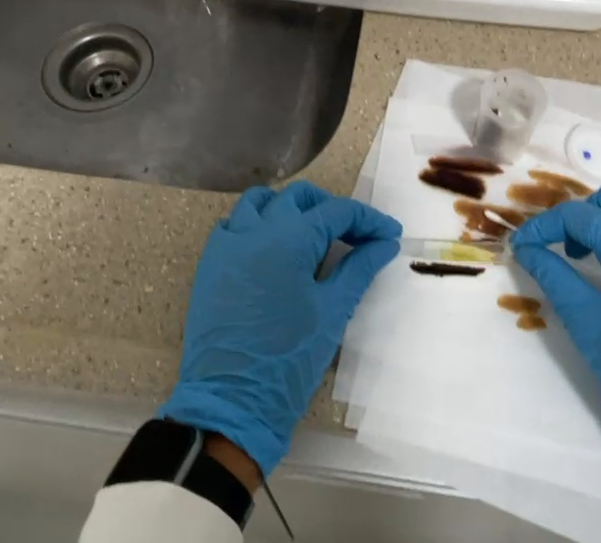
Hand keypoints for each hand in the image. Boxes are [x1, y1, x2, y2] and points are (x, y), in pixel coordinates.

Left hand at [159, 182, 401, 476]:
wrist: (231, 403)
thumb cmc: (288, 360)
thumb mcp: (332, 312)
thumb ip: (359, 269)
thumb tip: (385, 243)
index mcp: (289, 239)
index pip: (336, 212)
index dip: (368, 220)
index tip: (390, 235)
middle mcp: (255, 230)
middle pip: (299, 198)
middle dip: (331, 209)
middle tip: (354, 236)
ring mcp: (228, 244)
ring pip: (260, 202)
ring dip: (290, 209)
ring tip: (310, 236)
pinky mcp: (210, 263)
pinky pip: (234, 225)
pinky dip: (257, 225)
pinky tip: (272, 250)